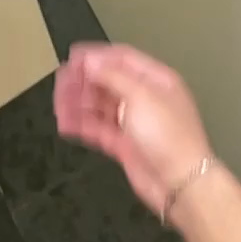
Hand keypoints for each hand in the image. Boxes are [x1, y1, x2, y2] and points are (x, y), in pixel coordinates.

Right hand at [53, 42, 215, 220]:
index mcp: (156, 81)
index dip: (96, 56)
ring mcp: (134, 122)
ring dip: (78, 103)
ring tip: (59, 105)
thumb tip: (90, 61)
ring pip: (99, 105)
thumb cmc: (171, 138)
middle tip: (61, 83)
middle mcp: (145, 99)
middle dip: (83, 81)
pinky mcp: (124, 144)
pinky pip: (98, 128)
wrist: (181, 184)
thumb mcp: (141, 96)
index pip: (121, 59)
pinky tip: (66, 123)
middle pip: (107, 81)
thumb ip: (112, 76)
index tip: (72, 58)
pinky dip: (81, 124)